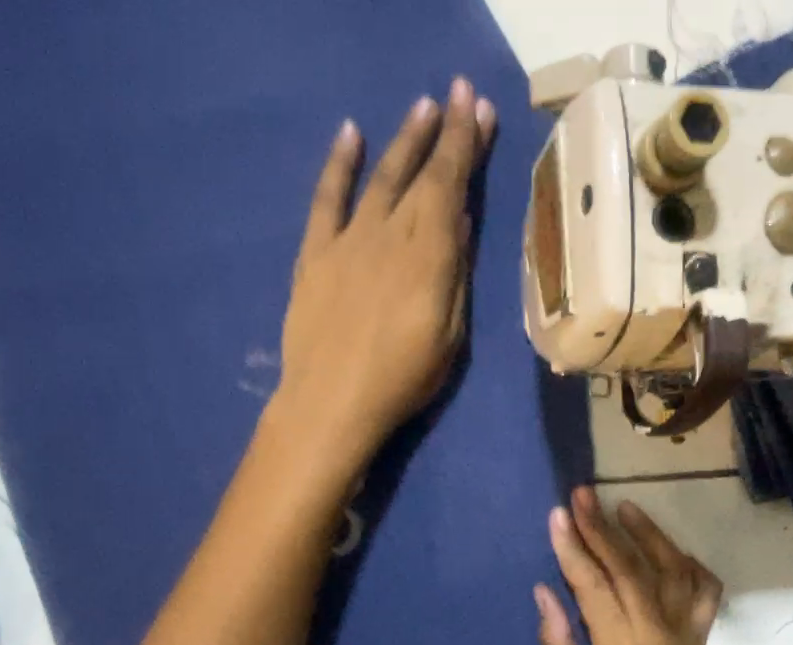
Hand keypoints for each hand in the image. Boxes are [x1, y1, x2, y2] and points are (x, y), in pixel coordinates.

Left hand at [271, 77, 495, 464]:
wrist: (332, 402)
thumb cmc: (404, 379)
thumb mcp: (450, 336)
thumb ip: (455, 275)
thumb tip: (461, 223)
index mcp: (429, 257)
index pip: (451, 187)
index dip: (466, 146)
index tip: (478, 109)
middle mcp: (390, 235)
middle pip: (421, 175)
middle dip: (444, 133)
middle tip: (459, 95)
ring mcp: (349, 240)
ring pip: (381, 177)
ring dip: (403, 140)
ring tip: (421, 107)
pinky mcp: (315, 252)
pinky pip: (327, 198)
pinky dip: (338, 165)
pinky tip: (350, 134)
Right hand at [534, 488, 725, 644]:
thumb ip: (558, 642)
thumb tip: (543, 591)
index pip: (593, 588)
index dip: (574, 550)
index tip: (558, 516)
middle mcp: (657, 631)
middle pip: (629, 569)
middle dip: (602, 529)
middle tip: (582, 496)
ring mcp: (686, 628)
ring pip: (670, 569)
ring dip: (647, 534)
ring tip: (622, 506)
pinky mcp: (702, 629)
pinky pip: (703, 587)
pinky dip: (690, 563)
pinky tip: (670, 547)